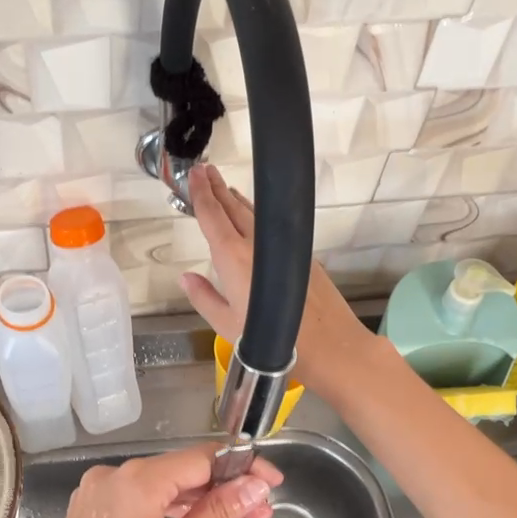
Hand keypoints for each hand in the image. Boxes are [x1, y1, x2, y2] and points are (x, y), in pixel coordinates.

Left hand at [10, 443, 282, 517]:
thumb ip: (216, 515)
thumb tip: (255, 485)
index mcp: (135, 482)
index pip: (201, 459)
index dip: (242, 467)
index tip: (274, 483)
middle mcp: (111, 476)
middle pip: (179, 470)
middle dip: (223, 487)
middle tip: (263, 512)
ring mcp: (95, 494)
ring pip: (159, 485)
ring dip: (197, 500)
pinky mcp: (88, 514)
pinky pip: (136, 500)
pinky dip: (166, 510)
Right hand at [179, 164, 372, 395]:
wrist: (330, 346)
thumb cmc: (272, 342)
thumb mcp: (226, 326)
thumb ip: (204, 298)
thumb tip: (186, 278)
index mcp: (234, 259)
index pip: (213, 217)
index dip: (201, 194)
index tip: (194, 175)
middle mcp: (258, 245)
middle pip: (234, 208)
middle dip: (218, 189)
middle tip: (205, 171)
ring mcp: (284, 246)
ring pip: (255, 214)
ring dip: (237, 200)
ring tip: (224, 190)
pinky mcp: (301, 254)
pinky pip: (272, 226)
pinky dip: (257, 215)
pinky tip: (253, 219)